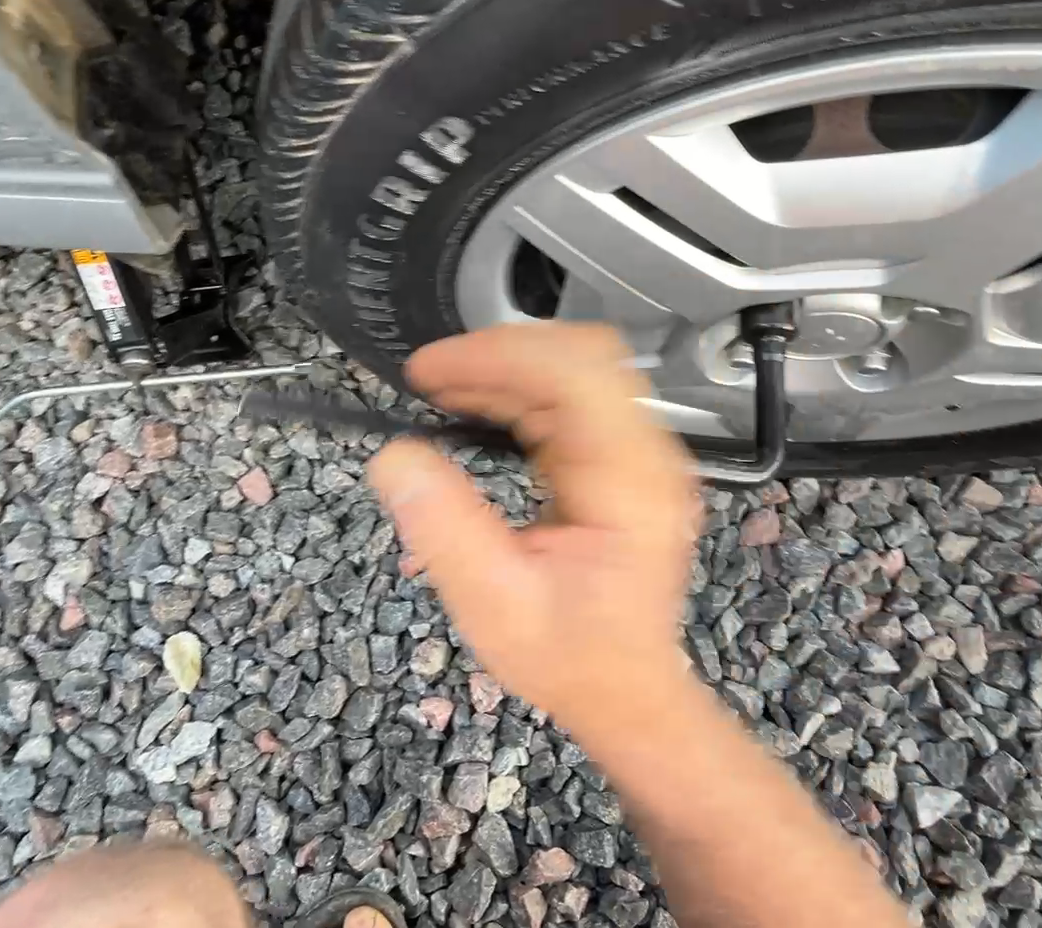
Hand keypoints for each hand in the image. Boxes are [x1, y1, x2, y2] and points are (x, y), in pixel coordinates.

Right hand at [367, 323, 700, 737]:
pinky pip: (572, 400)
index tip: (430, 370)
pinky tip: (476, 409)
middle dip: (499, 352)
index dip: (497, 355)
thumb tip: (396, 458)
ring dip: (505, 369)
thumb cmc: (571, 658)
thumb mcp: (495, 604)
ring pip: (575, 371)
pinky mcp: (623, 463)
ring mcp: (639, 456)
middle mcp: (645, 457)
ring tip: (442, 389)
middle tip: (432, 376)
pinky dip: (519, 393)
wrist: (626, 689)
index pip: (573, 375)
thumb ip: (445, 527)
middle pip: (580, 357)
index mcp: (627, 483)